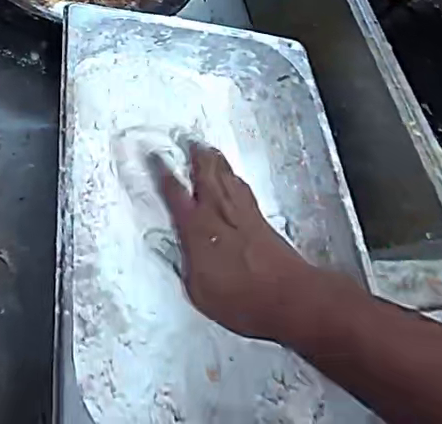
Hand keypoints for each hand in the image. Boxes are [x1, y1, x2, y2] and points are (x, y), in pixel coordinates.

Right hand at [153, 142, 332, 341]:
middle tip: (187, 141)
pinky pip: (242, 186)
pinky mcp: (259, 216)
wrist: (287, 297)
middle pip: (204, 171)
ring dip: (214, 160)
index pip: (173, 191)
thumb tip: (176, 250)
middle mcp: (217, 210)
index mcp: (195, 226)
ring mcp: (240, 209)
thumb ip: (184, 264)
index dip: (161, 171)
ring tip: (207, 150)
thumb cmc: (240, 299)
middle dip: (194, 154)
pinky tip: (233, 177)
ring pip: (225, 173)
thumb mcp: (198, 291)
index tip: (154, 156)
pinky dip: (233, 176)